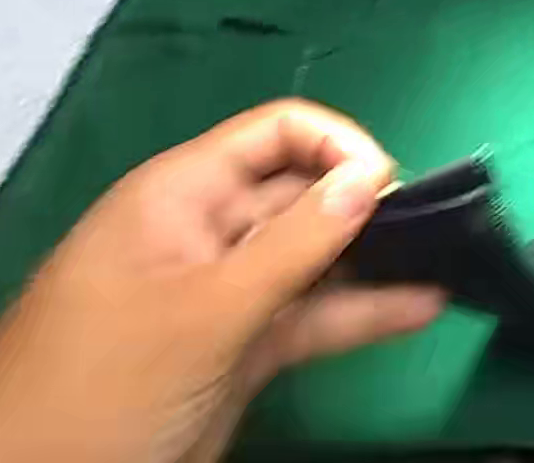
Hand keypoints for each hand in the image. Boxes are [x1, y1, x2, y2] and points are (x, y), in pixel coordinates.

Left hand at [0, 100, 445, 462]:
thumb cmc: (91, 399)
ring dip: (375, 259)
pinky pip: (313, 314)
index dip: (337, 144)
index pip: (280, 133)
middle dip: (365, 203)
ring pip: (316, 256)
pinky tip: (420, 307)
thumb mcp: (202, 314)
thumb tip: (375, 173)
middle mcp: (213, 231)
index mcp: (186, 194)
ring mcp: (229, 292)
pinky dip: (362, 311)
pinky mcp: (241, 347)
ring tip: (442, 257)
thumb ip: (297, 242)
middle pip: (305, 192)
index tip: (385, 181)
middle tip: (429, 226)